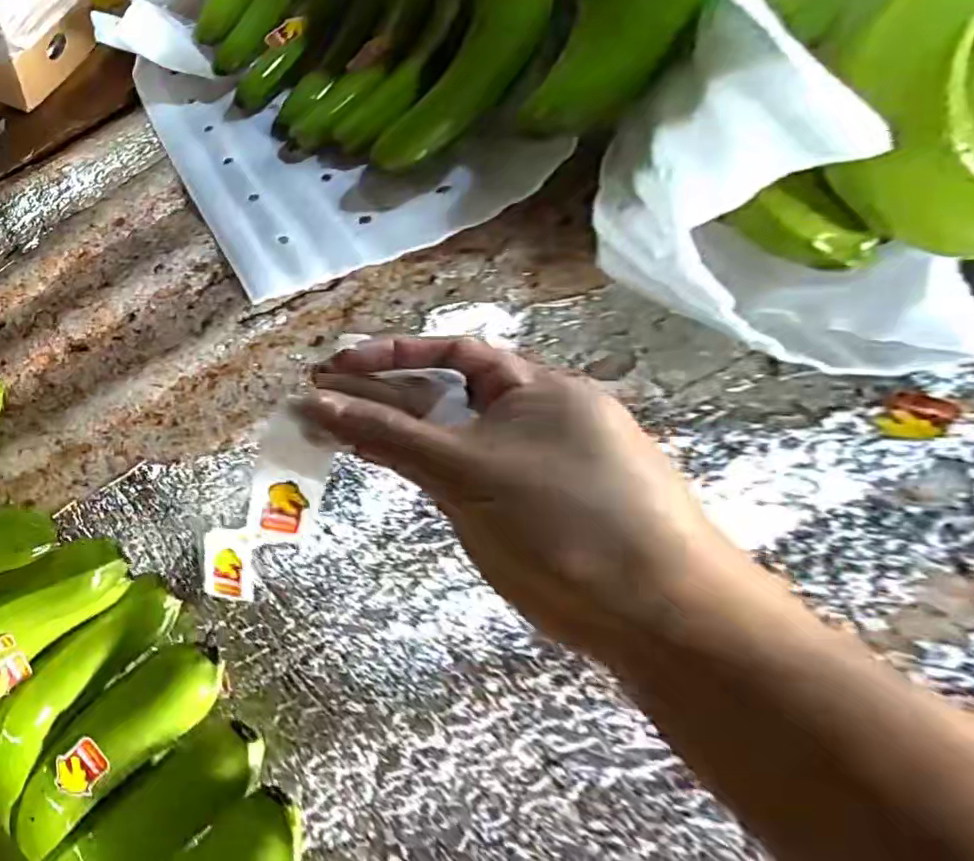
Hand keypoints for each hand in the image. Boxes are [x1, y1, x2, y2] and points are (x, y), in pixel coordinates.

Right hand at [300, 337, 758, 654]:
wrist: (658, 621)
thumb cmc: (569, 521)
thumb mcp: (468, 469)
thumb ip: (388, 433)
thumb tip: (316, 403)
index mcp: (538, 391)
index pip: (455, 353)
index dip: (392, 353)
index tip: (338, 364)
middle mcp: (527, 418)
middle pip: (439, 391)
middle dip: (377, 390)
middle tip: (317, 393)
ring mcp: (515, 462)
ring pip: (436, 432)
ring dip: (383, 426)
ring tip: (325, 424)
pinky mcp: (506, 500)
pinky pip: (443, 466)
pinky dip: (403, 458)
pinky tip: (364, 455)